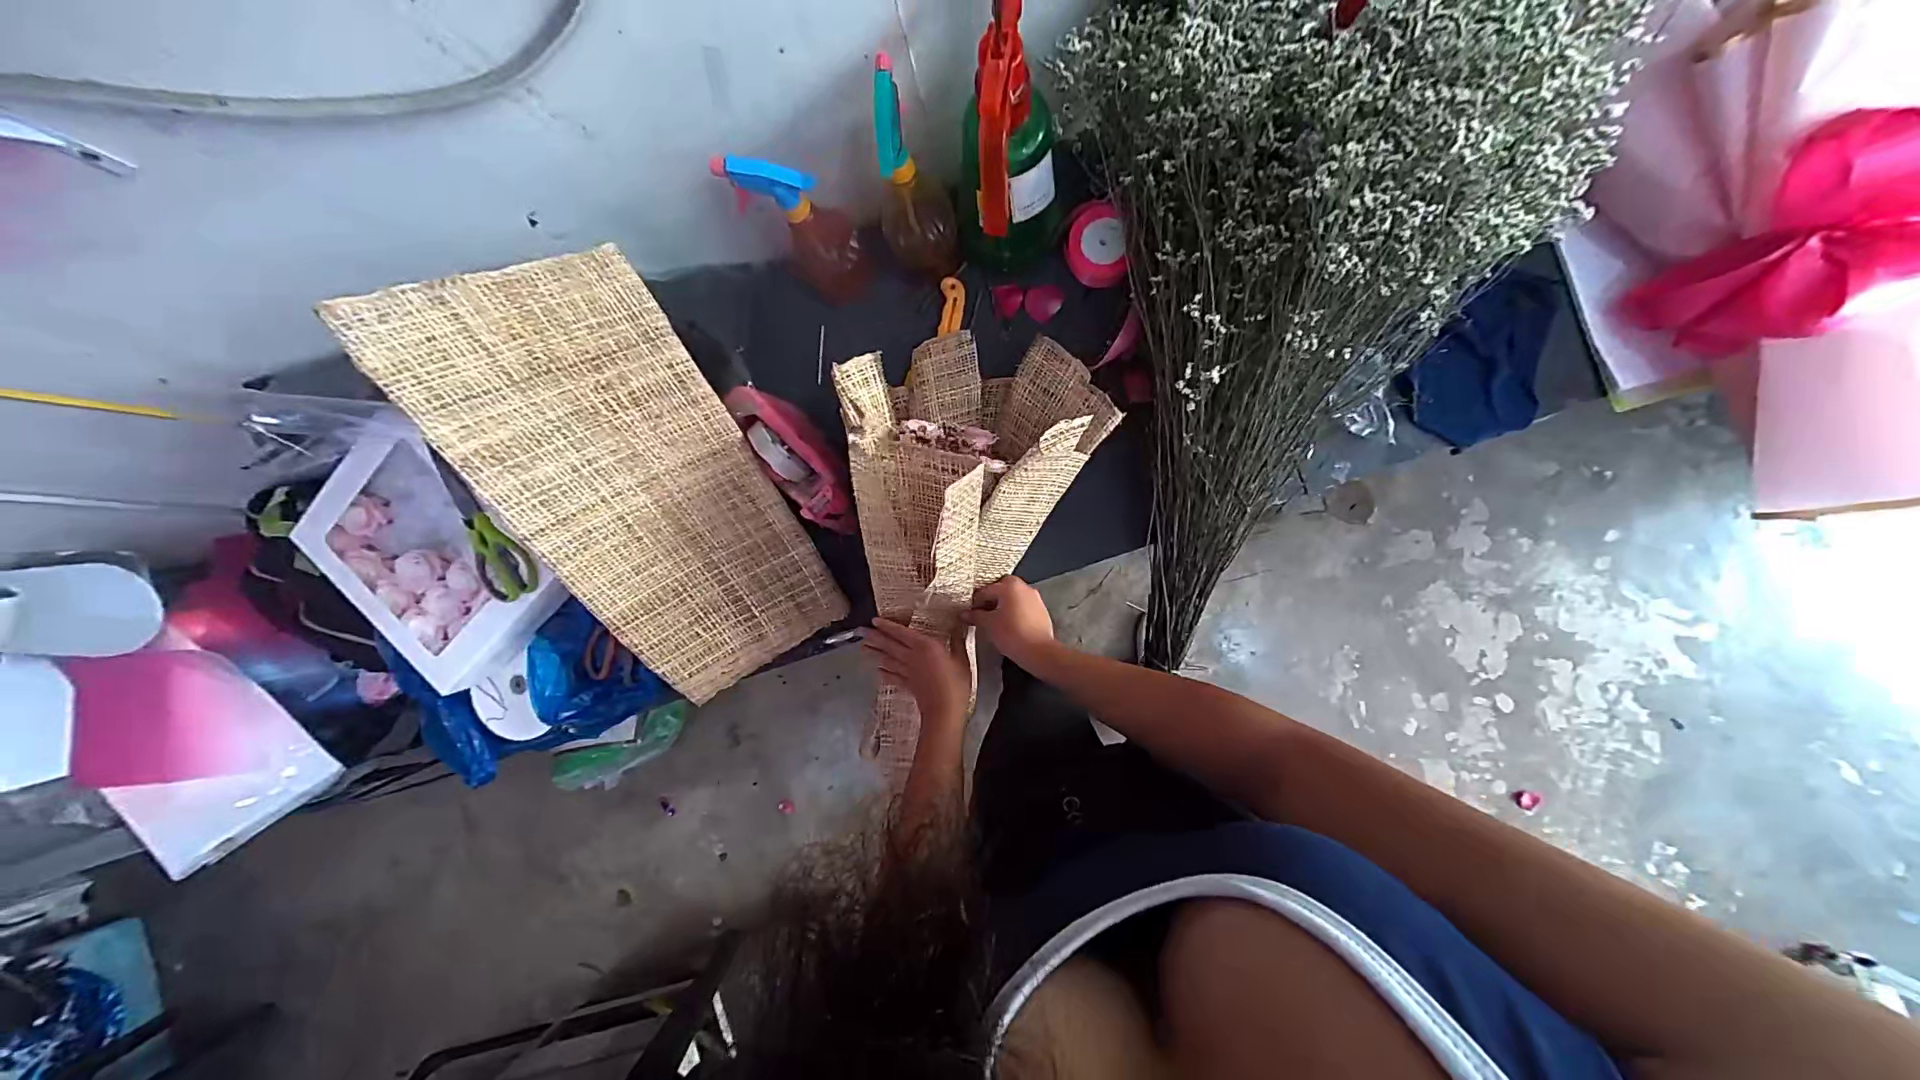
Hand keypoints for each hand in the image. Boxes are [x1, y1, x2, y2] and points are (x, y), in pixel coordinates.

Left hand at [863, 618, 970, 727]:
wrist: (944, 710)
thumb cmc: (955, 684)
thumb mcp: (961, 659)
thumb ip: (958, 642)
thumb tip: (958, 627)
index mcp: (925, 646)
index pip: (901, 632)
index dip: (887, 626)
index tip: (875, 620)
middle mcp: (912, 657)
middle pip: (889, 645)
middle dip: (874, 637)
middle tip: (861, 631)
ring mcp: (908, 672)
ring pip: (887, 659)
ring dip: (875, 653)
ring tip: (864, 647)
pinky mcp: (907, 685)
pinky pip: (892, 676)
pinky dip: (885, 673)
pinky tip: (879, 671)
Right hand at [964, 576, 1054, 666]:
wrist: (1038, 652)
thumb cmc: (1013, 635)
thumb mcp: (988, 625)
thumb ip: (975, 616)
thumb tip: (966, 614)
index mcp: (1010, 587)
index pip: (985, 590)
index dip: (975, 602)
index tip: (970, 612)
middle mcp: (1024, 588)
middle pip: (1002, 588)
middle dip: (992, 598)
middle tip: (983, 611)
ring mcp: (1035, 599)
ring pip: (1014, 596)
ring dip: (1004, 604)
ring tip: (995, 620)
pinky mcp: (1041, 611)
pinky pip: (1024, 606)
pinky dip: (1015, 612)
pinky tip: (1009, 625)